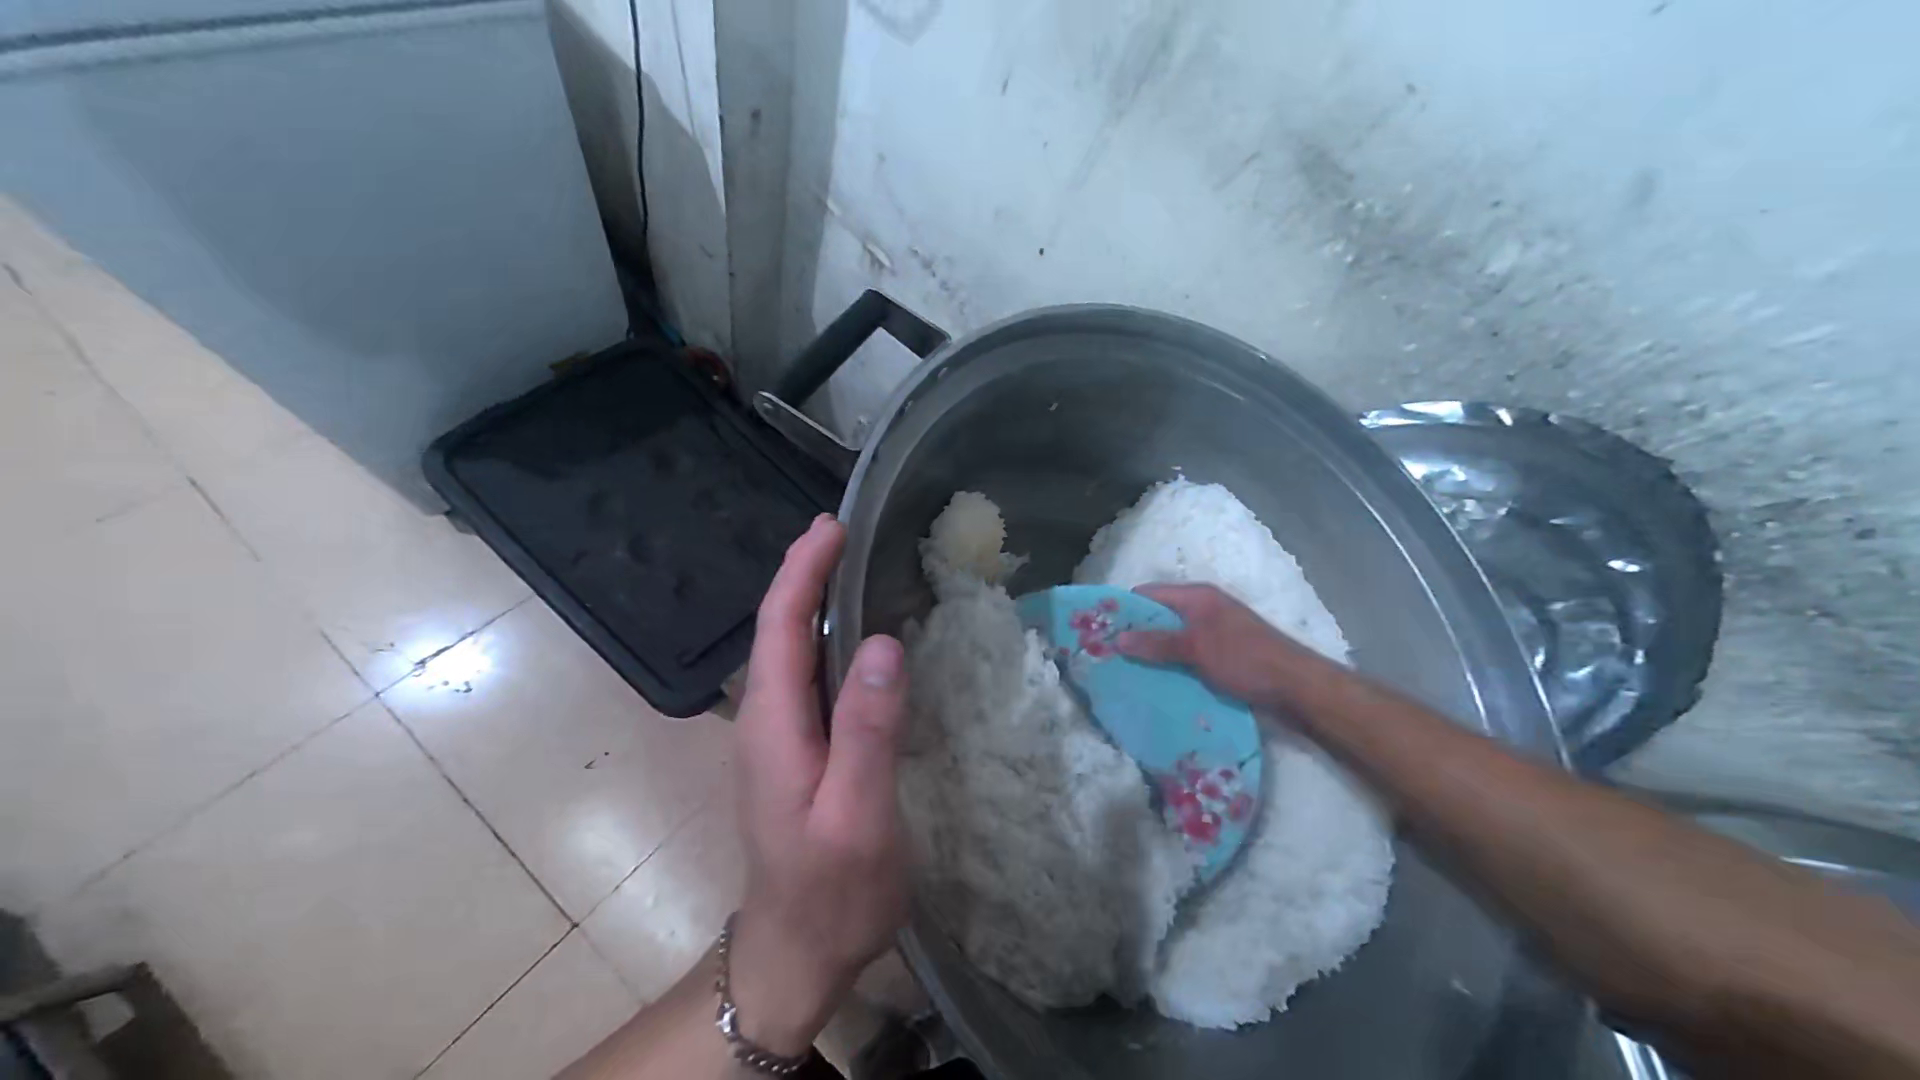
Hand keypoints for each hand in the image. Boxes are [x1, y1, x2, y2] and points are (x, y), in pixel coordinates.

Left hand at [728, 515, 909, 1056]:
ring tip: (852, 566)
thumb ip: (868, 731)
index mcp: (774, 725)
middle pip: (780, 630)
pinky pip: (810, 676)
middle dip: (806, 574)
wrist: (797, 953)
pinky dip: (828, 638)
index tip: (832, 528)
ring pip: (792, 651)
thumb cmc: (831, 891)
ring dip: (814, 602)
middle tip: (845, 532)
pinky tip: (860, 637)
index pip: (780, 627)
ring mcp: (779, 737)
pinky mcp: (797, 751)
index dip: (802, 572)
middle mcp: (767, 720)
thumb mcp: (858, 816)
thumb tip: (884, 643)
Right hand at [1115, 583, 1327, 710]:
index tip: (1101, 630)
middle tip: (1110, 655)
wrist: (1297, 688)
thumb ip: (1156, 642)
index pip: (1148, 593)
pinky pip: (1186, 655)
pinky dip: (1171, 664)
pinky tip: (1158, 681)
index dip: (1124, 609)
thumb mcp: (1196, 649)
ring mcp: (1214, 632)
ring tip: (1128, 671)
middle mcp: (1204, 609)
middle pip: (1158, 616)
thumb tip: (1116, 638)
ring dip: (1153, 652)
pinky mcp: (1221, 655)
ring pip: (1172, 638)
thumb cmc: (1245, 659)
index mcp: (1197, 596)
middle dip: (1135, 633)